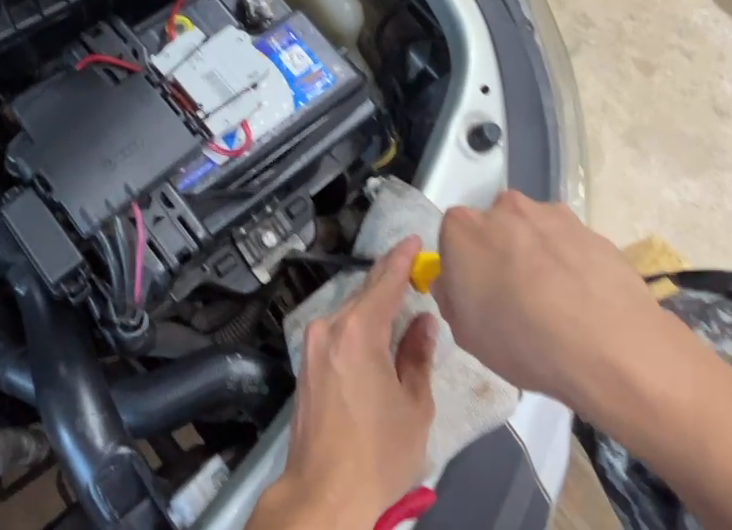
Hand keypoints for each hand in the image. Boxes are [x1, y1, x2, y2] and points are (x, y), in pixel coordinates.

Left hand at [251, 236, 436, 529]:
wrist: (325, 490)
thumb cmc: (378, 453)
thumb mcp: (413, 404)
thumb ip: (418, 355)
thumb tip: (424, 323)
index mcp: (358, 333)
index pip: (384, 283)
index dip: (401, 260)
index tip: (413, 241)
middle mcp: (329, 330)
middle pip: (364, 296)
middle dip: (389, 283)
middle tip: (415, 270)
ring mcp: (312, 347)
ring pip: (350, 315)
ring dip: (375, 309)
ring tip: (404, 306)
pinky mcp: (306, 365)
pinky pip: (338, 333)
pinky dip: (360, 328)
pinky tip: (379, 336)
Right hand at [435, 191, 677, 416]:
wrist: (612, 349)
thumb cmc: (523, 341)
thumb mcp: (465, 333)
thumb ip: (452, 297)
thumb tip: (457, 283)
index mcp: (463, 228)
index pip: (453, 238)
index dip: (463, 266)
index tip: (476, 293)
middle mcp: (505, 209)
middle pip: (495, 227)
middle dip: (501, 253)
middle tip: (515, 297)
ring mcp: (554, 216)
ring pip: (536, 233)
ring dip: (539, 256)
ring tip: (558, 303)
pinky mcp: (594, 232)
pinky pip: (572, 246)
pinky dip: (573, 266)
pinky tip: (585, 303)